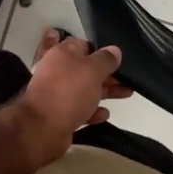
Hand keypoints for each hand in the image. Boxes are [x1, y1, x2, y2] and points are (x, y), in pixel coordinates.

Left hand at [15, 35, 122, 166]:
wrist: (43, 128)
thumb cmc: (69, 92)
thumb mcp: (93, 70)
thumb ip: (106, 59)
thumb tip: (115, 50)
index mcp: (62, 54)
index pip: (84, 45)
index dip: (102, 51)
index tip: (119, 59)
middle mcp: (58, 71)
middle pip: (86, 69)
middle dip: (108, 74)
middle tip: (129, 78)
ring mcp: (57, 94)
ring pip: (85, 89)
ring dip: (105, 91)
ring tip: (127, 93)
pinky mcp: (59, 114)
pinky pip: (80, 109)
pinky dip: (92, 111)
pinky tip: (104, 114)